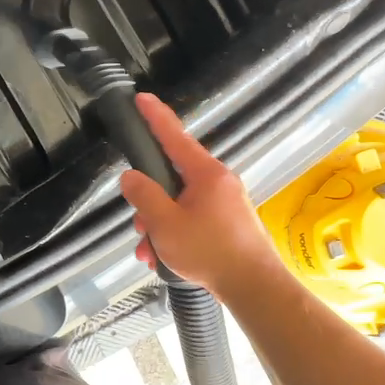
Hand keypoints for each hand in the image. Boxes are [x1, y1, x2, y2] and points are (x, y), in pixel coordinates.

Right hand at [116, 93, 280, 299]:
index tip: (142, 97)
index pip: (175, 136)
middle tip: (140, 227)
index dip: (155, 117)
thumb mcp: (165, 223)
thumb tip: (130, 176)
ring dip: (157, 226)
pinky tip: (163, 258)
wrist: (254, 286)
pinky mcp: (226, 223)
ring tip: (150, 253)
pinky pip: (189, 219)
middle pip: (170, 179)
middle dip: (148, 204)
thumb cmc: (209, 251)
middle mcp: (217, 183)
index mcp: (206, 174)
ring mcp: (223, 203)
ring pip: (176, 204)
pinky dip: (172, 235)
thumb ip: (144, 195)